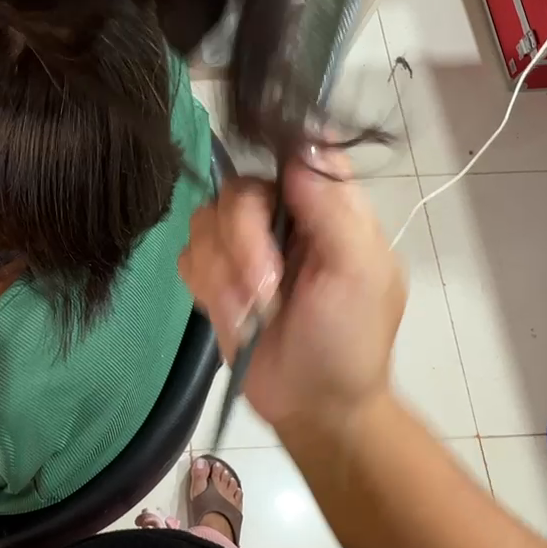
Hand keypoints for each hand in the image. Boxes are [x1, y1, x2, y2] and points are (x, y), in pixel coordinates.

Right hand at [178, 154, 406, 431]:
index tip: (272, 196)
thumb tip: (303, 141)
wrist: (312, 406)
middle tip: (266, 291)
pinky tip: (234, 316)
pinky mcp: (213, 277)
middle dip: (245, 245)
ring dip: (226, 277)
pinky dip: (208, 290)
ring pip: (205, 223)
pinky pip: (188, 257)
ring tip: (255, 314)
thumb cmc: (349, 340)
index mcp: (327, 208)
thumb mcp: (358, 272)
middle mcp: (282, 217)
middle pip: (238, 191)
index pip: (296, 153)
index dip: (276, 159)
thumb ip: (332, 207)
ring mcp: (243, 247)